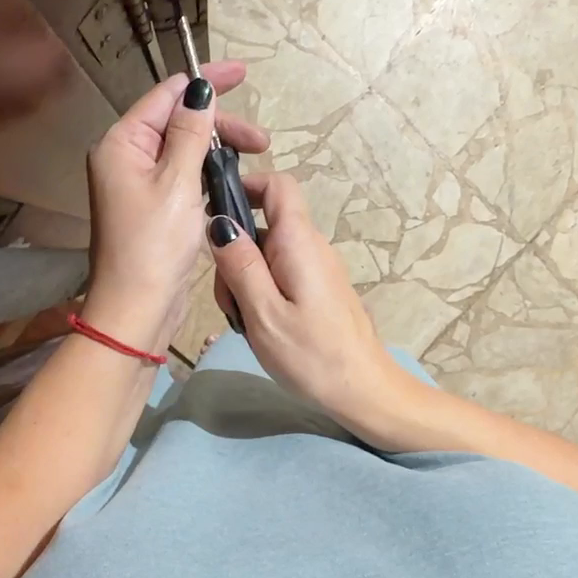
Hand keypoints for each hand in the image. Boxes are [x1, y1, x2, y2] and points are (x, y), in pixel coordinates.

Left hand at [81, 63, 267, 353]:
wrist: (135, 311)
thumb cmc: (153, 247)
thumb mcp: (177, 184)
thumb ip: (190, 134)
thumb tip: (200, 90)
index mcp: (121, 144)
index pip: (166, 95)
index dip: (205, 81)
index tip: (243, 73)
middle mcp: (124, 158)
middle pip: (176, 122)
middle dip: (219, 124)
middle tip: (262, 142)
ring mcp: (136, 185)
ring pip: (182, 151)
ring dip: (216, 150)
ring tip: (253, 160)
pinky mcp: (151, 210)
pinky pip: (181, 177)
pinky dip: (206, 174)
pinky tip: (230, 182)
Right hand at [207, 172, 423, 441]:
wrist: (363, 392)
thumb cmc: (311, 355)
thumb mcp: (263, 312)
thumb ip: (239, 264)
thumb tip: (219, 222)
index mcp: (299, 242)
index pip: (277, 185)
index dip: (245, 187)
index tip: (214, 214)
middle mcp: (312, 247)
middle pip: (264, 227)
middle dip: (235, 254)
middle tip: (228, 301)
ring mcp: (318, 270)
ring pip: (269, 256)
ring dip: (245, 281)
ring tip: (245, 323)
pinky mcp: (320, 292)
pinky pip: (282, 277)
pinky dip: (262, 295)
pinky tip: (261, 329)